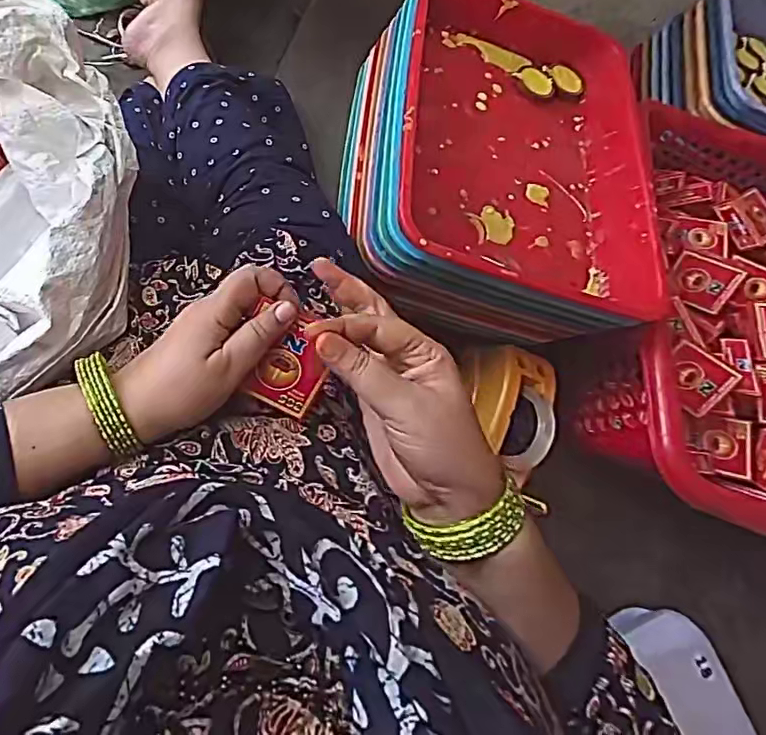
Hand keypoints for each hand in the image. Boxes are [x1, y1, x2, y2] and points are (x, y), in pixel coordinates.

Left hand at [115, 264, 298, 441]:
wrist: (132, 409)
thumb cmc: (179, 391)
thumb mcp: (229, 368)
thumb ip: (259, 335)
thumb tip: (287, 308)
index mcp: (215, 308)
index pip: (253, 274)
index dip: (278, 287)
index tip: (293, 317)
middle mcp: (207, 309)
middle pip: (250, 294)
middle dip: (275, 316)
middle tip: (289, 346)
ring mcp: (200, 323)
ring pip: (242, 315)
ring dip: (262, 334)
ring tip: (274, 363)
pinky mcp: (196, 339)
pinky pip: (229, 331)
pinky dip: (245, 345)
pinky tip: (250, 370)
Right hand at [306, 258, 503, 524]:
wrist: (450, 498)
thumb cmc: (445, 448)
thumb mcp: (405, 405)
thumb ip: (362, 370)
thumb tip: (322, 338)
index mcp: (422, 350)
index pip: (376, 324)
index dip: (345, 324)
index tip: (315, 330)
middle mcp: (404, 356)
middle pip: (372, 314)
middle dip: (346, 290)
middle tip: (320, 267)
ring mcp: (386, 375)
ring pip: (358, 336)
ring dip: (338, 312)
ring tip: (318, 286)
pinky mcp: (371, 397)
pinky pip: (347, 365)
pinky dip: (331, 348)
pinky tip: (317, 337)